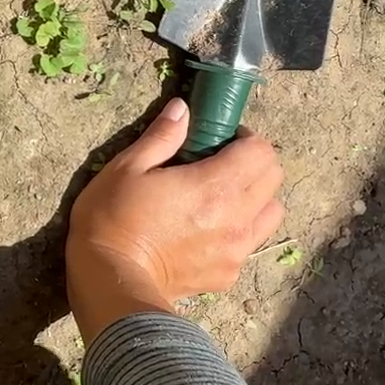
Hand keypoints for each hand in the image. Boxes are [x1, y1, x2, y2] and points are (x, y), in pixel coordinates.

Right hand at [65, 98, 284, 342]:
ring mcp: (238, 248)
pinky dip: (239, 228)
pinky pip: (251, 241)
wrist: (111, 276)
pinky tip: (204, 230)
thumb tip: (182, 108)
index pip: (261, 152)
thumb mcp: (126, 167)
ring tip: (216, 197)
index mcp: (214, 185)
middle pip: (274, 178)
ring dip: (252, 196)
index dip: (243, 138)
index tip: (217, 138)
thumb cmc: (111, 215)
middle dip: (251, 163)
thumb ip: (161, 137)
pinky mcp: (230, 272)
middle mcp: (237, 216)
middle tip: (216, 163)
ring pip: (271, 212)